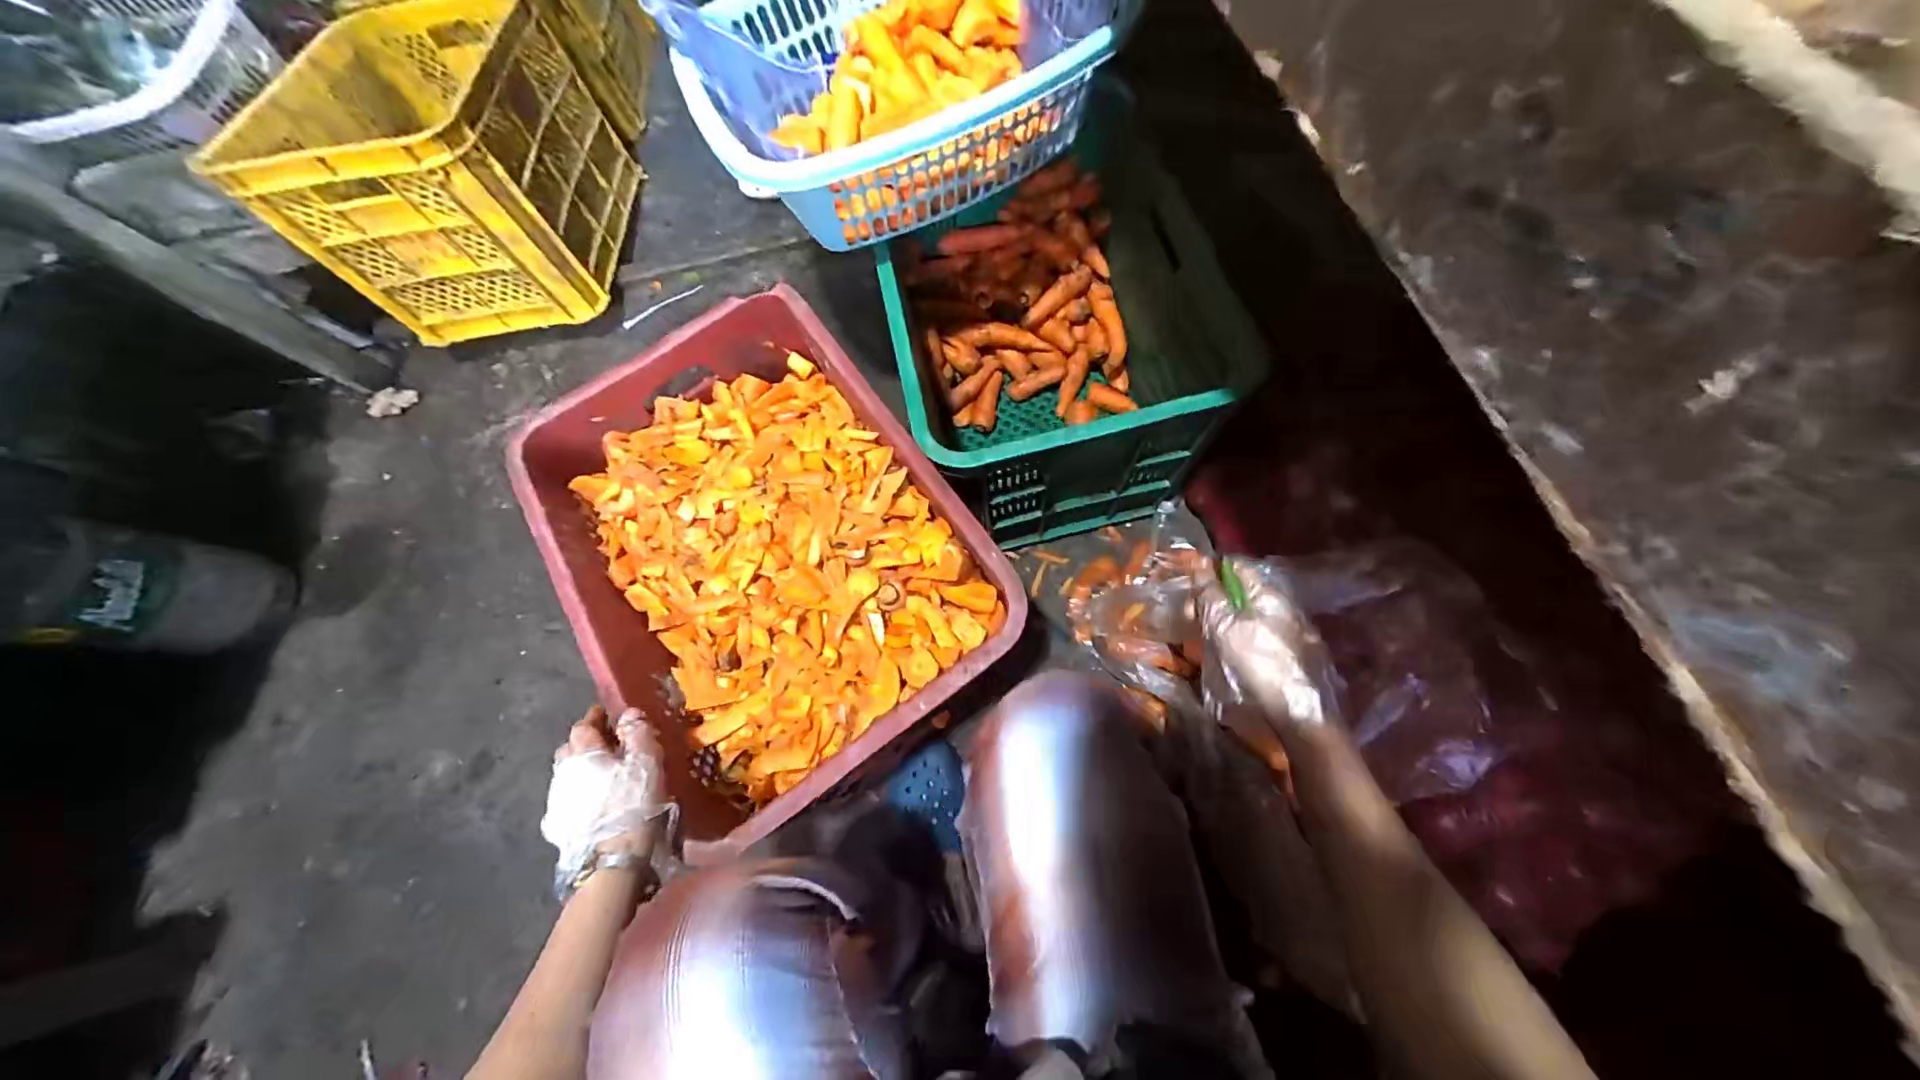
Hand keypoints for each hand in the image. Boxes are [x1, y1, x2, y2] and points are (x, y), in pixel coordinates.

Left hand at [539, 705, 666, 891]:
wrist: (612, 858)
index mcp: (583, 752)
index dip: (596, 717)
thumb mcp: (647, 761)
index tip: (609, 715)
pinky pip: (567, 799)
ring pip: (567, 773)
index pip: (584, 725)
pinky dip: (579, 793)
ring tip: (603, 773)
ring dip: (582, 768)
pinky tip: (592, 801)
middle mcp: (563, 771)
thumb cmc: (633, 802)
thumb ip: (638, 733)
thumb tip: (629, 713)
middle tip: (608, 744)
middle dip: (586, 742)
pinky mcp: (556, 824)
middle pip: (570, 748)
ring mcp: (556, 799)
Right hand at [1198, 556, 1343, 739]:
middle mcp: (1281, 607)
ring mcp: (1286, 632)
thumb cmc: (1257, 663)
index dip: (1210, 573)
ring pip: (1244, 617)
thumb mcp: (1224, 626)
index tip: (1189, 592)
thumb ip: (1210, 594)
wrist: (1297, 715)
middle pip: (1239, 593)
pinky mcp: (1287, 656)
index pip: (1236, 567)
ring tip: (1203, 645)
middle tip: (1191, 623)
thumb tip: (1200, 563)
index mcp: (1268, 594)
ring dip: (1220, 625)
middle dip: (1211, 602)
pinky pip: (1252, 638)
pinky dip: (1234, 643)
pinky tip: (1226, 659)